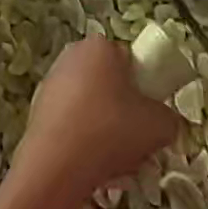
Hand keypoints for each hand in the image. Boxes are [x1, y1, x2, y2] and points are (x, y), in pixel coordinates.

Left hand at [12, 37, 179, 197]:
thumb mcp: (159, 126)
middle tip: (134, 141)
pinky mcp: (39, 104)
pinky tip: (90, 162)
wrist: (58, 161)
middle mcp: (74, 53)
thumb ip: (169, 118)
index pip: (130, 61)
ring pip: (91, 104)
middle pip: (109, 83)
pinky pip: (72, 119)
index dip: (144, 89)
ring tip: (114, 160)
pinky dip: (82, 137)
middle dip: (124, 111)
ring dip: (104, 128)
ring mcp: (53, 78)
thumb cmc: (111, 130)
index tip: (148, 116)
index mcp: (101, 46)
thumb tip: (164, 120)